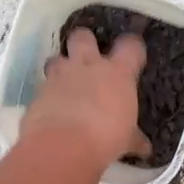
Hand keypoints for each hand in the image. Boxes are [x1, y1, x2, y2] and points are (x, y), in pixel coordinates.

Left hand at [22, 27, 150, 168]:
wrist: (62, 146)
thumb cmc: (105, 137)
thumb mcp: (126, 140)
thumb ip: (134, 138)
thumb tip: (144, 147)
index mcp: (117, 73)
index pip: (130, 46)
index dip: (133, 47)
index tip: (133, 55)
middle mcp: (87, 66)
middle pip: (83, 36)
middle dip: (84, 42)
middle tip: (88, 58)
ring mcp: (60, 76)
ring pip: (57, 57)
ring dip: (61, 67)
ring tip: (66, 82)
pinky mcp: (39, 92)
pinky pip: (44, 85)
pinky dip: (48, 94)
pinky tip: (52, 108)